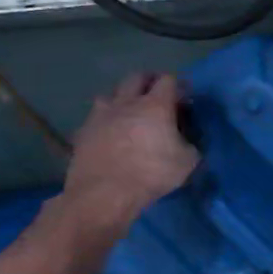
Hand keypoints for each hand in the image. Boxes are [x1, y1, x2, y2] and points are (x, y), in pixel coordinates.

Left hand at [55, 73, 198, 233]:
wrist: (103, 195)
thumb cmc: (152, 173)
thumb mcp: (188, 160)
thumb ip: (190, 142)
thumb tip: (186, 139)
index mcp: (155, 106)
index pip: (168, 80)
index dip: (178, 85)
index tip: (184, 97)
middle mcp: (126, 104)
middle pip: (136, 78)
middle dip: (149, 81)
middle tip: (157, 93)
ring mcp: (101, 117)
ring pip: (109, 94)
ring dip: (122, 97)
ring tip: (129, 110)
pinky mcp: (82, 133)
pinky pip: (95, 117)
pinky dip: (105, 119)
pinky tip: (110, 132)